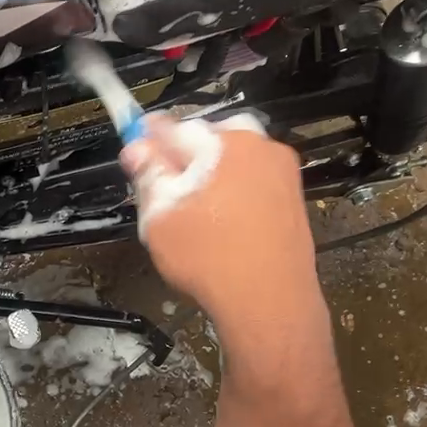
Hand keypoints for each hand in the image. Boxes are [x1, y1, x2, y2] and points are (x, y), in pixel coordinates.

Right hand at [121, 114, 322, 339]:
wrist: (267, 298)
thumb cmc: (207, 257)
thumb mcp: (160, 217)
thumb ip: (148, 176)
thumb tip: (137, 148)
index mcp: (221, 144)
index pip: (173, 127)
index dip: (148, 137)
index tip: (134, 147)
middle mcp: (257, 146)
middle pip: (209, 137)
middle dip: (184, 154)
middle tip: (163, 186)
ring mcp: (280, 170)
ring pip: (233, 158)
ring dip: (210, 172)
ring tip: (192, 209)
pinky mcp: (292, 196)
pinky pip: (253, 180)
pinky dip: (233, 191)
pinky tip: (220, 222)